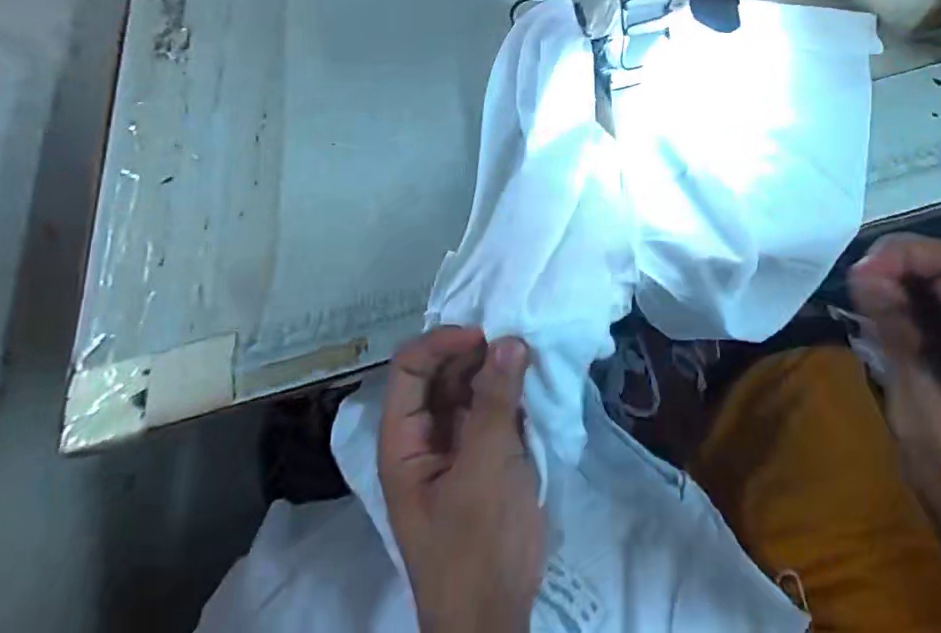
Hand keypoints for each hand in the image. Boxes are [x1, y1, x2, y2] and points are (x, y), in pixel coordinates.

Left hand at [379, 327, 543, 632]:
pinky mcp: (489, 456)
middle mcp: (427, 435)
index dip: (441, 344)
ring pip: (471, 388)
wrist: (494, 615)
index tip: (484, 334)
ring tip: (531, 351)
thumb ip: (495, 401)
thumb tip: (510, 339)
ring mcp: (459, 446)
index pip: (410, 369)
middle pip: (442, 374)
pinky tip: (536, 378)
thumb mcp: (484, 469)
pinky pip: (496, 409)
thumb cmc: (476, 543)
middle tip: (517, 336)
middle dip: (475, 351)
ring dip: (497, 368)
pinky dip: (513, 391)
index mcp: (404, 440)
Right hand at [849, 235, 940, 547]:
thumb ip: (898, 345)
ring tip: (871, 311)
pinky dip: (922, 306)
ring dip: (907, 286)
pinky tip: (899, 330)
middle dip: (898, 266)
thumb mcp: (926, 421)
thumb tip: (865, 278)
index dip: (902, 255)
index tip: (858, 277)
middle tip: (857, 293)